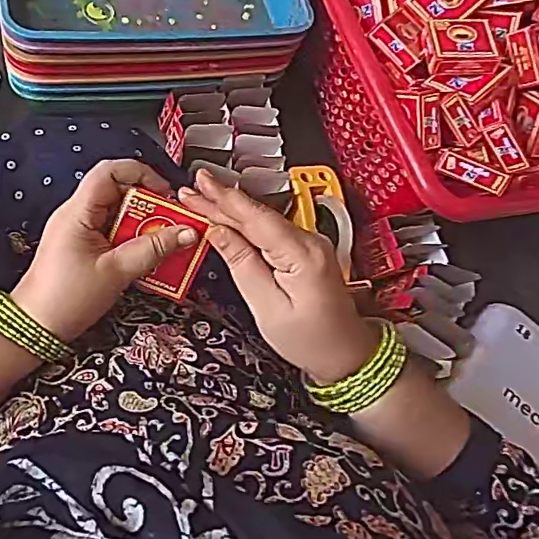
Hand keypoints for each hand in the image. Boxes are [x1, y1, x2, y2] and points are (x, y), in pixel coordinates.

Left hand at [10, 160, 198, 342]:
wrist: (36, 327)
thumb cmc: (64, 299)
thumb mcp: (116, 272)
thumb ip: (153, 249)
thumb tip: (185, 232)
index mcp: (77, 212)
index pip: (110, 171)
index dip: (141, 174)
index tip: (165, 194)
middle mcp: (76, 214)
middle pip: (119, 191)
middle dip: (149, 204)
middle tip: (171, 222)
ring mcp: (79, 229)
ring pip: (120, 212)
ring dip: (144, 224)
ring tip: (163, 241)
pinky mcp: (83, 244)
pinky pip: (114, 230)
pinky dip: (133, 238)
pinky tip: (147, 255)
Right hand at [179, 171, 377, 382]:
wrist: (346, 353)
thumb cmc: (312, 339)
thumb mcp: (267, 308)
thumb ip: (241, 265)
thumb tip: (218, 233)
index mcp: (302, 254)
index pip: (255, 218)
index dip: (223, 199)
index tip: (199, 185)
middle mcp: (310, 241)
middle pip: (257, 214)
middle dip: (220, 199)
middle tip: (191, 189)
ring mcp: (309, 243)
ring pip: (261, 219)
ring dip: (229, 208)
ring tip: (201, 197)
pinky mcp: (304, 249)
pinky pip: (269, 229)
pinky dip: (244, 222)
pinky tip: (227, 216)